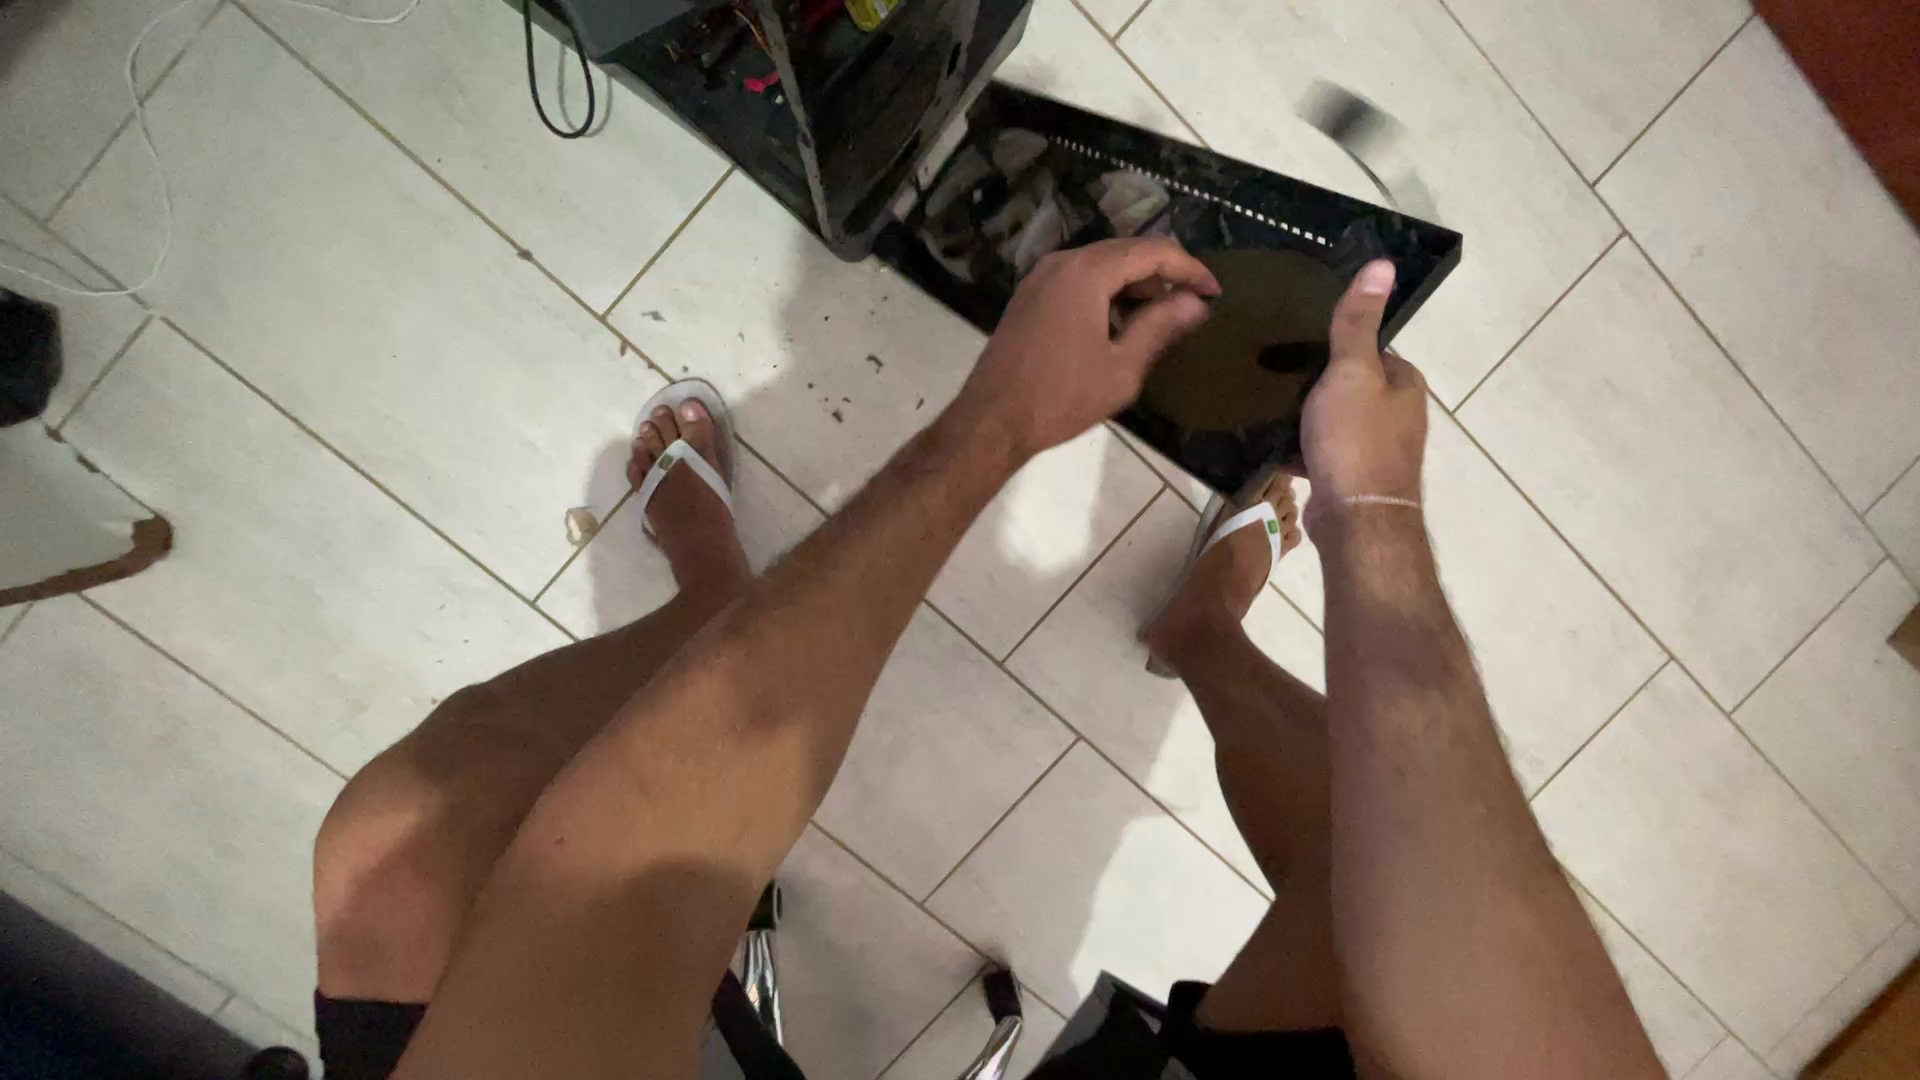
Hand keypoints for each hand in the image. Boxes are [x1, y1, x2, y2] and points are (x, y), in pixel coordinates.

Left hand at [950, 236, 1219, 458]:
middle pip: (1124, 252)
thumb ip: (1160, 327)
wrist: (991, 421)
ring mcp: (1038, 279)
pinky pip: (1075, 282)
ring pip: (1098, 266)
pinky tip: (1116, 324)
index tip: (1214, 292)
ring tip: (1157, 318)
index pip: (1151, 251)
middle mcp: (1060, 263)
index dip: (1189, 268)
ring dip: (1132, 285)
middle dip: (1161, 274)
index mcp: (1086, 272)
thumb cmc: (1060, 398)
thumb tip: (1196, 303)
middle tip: (1189, 305)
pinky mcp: (1027, 299)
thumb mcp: (1121, 369)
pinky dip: (1103, 293)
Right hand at [1298, 259, 1428, 532]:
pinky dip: (1302, 451)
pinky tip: (1274, 450)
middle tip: (1277, 378)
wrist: (1356, 518)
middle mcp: (1399, 415)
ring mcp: (1377, 450)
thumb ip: (1357, 324)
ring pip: (1336, 422)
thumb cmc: (1355, 440)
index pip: (1371, 350)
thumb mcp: (1351, 372)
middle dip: (1319, 384)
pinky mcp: (1352, 480)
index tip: (1299, 346)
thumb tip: (1382, 263)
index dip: (1337, 346)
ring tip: (1270, 410)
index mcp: (1404, 383)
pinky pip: (1323, 454)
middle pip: (1352, 387)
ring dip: (1308, 419)